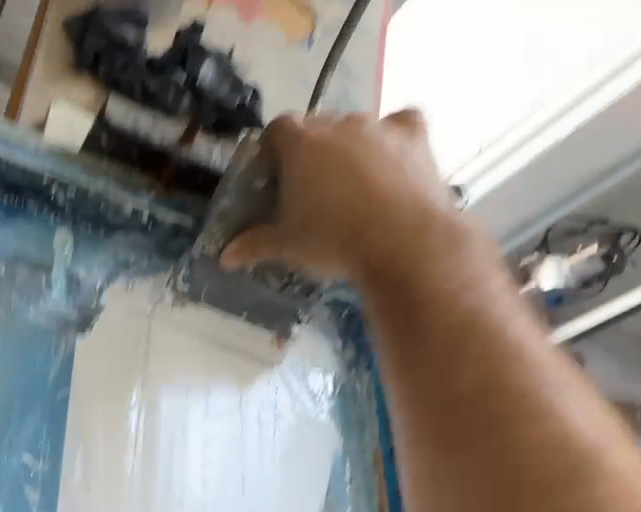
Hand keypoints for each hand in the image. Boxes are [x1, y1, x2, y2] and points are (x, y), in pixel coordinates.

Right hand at [220, 110, 466, 285]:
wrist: (403, 241)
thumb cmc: (332, 240)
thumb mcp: (285, 247)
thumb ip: (253, 245)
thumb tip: (224, 257)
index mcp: (300, 144)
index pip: (276, 128)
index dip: (272, 148)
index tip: (272, 175)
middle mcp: (339, 124)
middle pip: (316, 125)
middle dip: (309, 149)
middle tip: (307, 187)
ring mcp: (380, 126)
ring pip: (355, 126)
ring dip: (347, 147)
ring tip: (349, 184)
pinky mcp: (415, 136)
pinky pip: (398, 125)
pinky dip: (391, 138)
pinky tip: (389, 160)